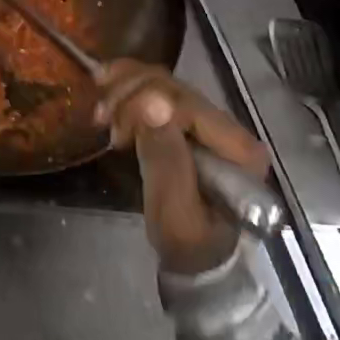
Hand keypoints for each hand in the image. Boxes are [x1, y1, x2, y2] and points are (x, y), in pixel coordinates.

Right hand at [95, 59, 270, 273]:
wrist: (194, 258)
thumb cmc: (187, 242)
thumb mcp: (175, 213)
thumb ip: (166, 159)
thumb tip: (152, 103)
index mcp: (239, 151)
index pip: (189, 105)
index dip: (146, 105)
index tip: (116, 131)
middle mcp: (230, 126)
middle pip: (174, 88)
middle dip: (130, 96)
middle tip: (101, 120)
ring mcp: (209, 118)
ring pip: (163, 82)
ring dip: (125, 89)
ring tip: (101, 113)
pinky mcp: (189, 117)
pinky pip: (158, 87)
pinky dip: (128, 84)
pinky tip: (105, 87)